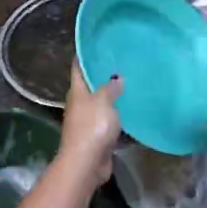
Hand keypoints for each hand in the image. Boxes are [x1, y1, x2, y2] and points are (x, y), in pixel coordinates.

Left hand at [56, 65, 123, 184]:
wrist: (86, 162)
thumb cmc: (92, 126)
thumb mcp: (102, 101)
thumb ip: (110, 87)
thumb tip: (116, 77)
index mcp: (77, 92)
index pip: (78, 68)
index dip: (84, 56)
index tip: (97, 45)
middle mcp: (80, 104)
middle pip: (89, 85)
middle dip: (101, 75)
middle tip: (120, 62)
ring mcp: (87, 120)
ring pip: (99, 102)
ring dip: (110, 95)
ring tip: (128, 82)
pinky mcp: (97, 135)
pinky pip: (107, 119)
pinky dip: (116, 113)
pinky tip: (129, 107)